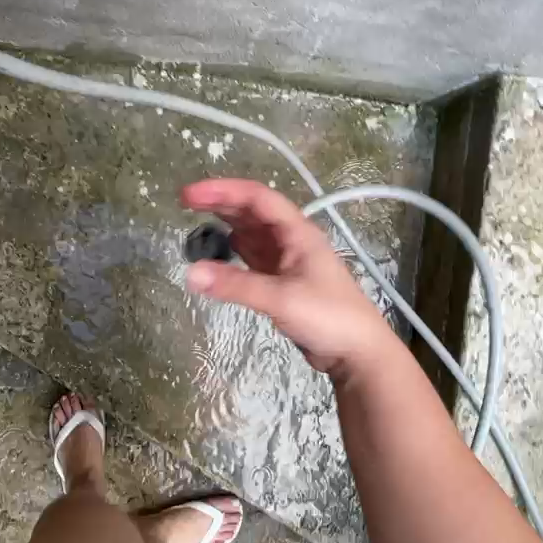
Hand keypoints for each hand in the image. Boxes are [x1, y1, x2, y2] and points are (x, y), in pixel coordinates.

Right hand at [182, 179, 403, 381]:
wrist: (357, 351)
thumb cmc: (328, 317)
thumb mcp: (281, 299)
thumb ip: (236, 285)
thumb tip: (191, 273)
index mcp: (298, 233)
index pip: (257, 198)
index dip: (222, 191)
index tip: (189, 195)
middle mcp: (292, 241)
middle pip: (253, 212)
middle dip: (221, 203)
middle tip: (185, 204)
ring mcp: (288, 262)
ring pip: (253, 234)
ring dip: (227, 226)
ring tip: (197, 224)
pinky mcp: (284, 283)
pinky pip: (254, 259)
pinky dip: (234, 254)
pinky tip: (218, 255)